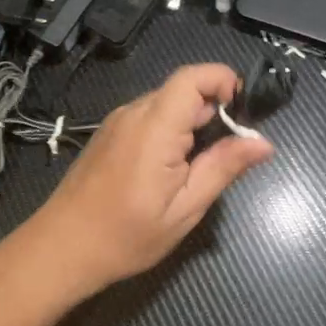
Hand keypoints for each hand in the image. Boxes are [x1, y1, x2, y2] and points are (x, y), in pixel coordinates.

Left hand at [19, 64, 274, 295]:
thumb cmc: (126, 235)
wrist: (61, 248)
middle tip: (227, 154)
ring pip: (166, 105)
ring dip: (191, 124)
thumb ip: (223, 168)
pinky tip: (170, 171)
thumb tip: (263, 143)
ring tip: (197, 169)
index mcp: (154, 126)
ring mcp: (117, 121)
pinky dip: (170, 132)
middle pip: (182, 90)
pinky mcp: (109, 134)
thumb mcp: (185, 209)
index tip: (245, 112)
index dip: (223, 80)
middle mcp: (133, 113)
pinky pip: (149, 118)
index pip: (193, 76)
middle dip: (213, 111)